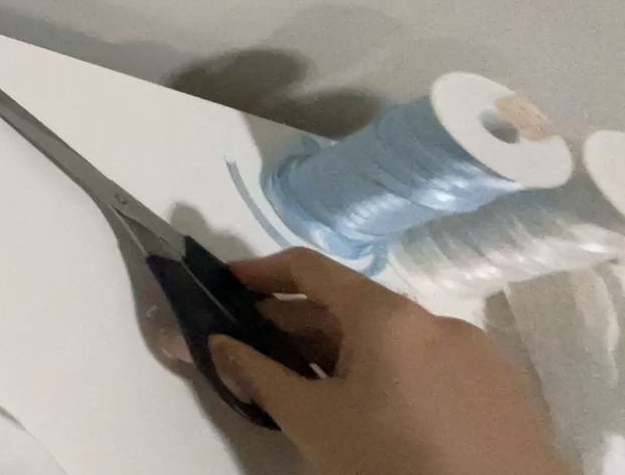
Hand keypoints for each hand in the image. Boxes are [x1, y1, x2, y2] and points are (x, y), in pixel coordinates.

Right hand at [206, 248, 567, 474]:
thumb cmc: (395, 462)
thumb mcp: (310, 419)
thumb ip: (252, 371)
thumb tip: (213, 344)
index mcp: (389, 315)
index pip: (307, 267)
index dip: (257, 272)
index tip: (224, 287)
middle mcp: (438, 323)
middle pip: (346, 304)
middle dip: (293, 322)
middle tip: (254, 346)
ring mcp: (482, 361)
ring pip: (387, 337)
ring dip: (336, 350)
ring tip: (303, 383)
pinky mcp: (509, 400)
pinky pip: (426, 364)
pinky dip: (383, 372)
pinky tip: (363, 409)